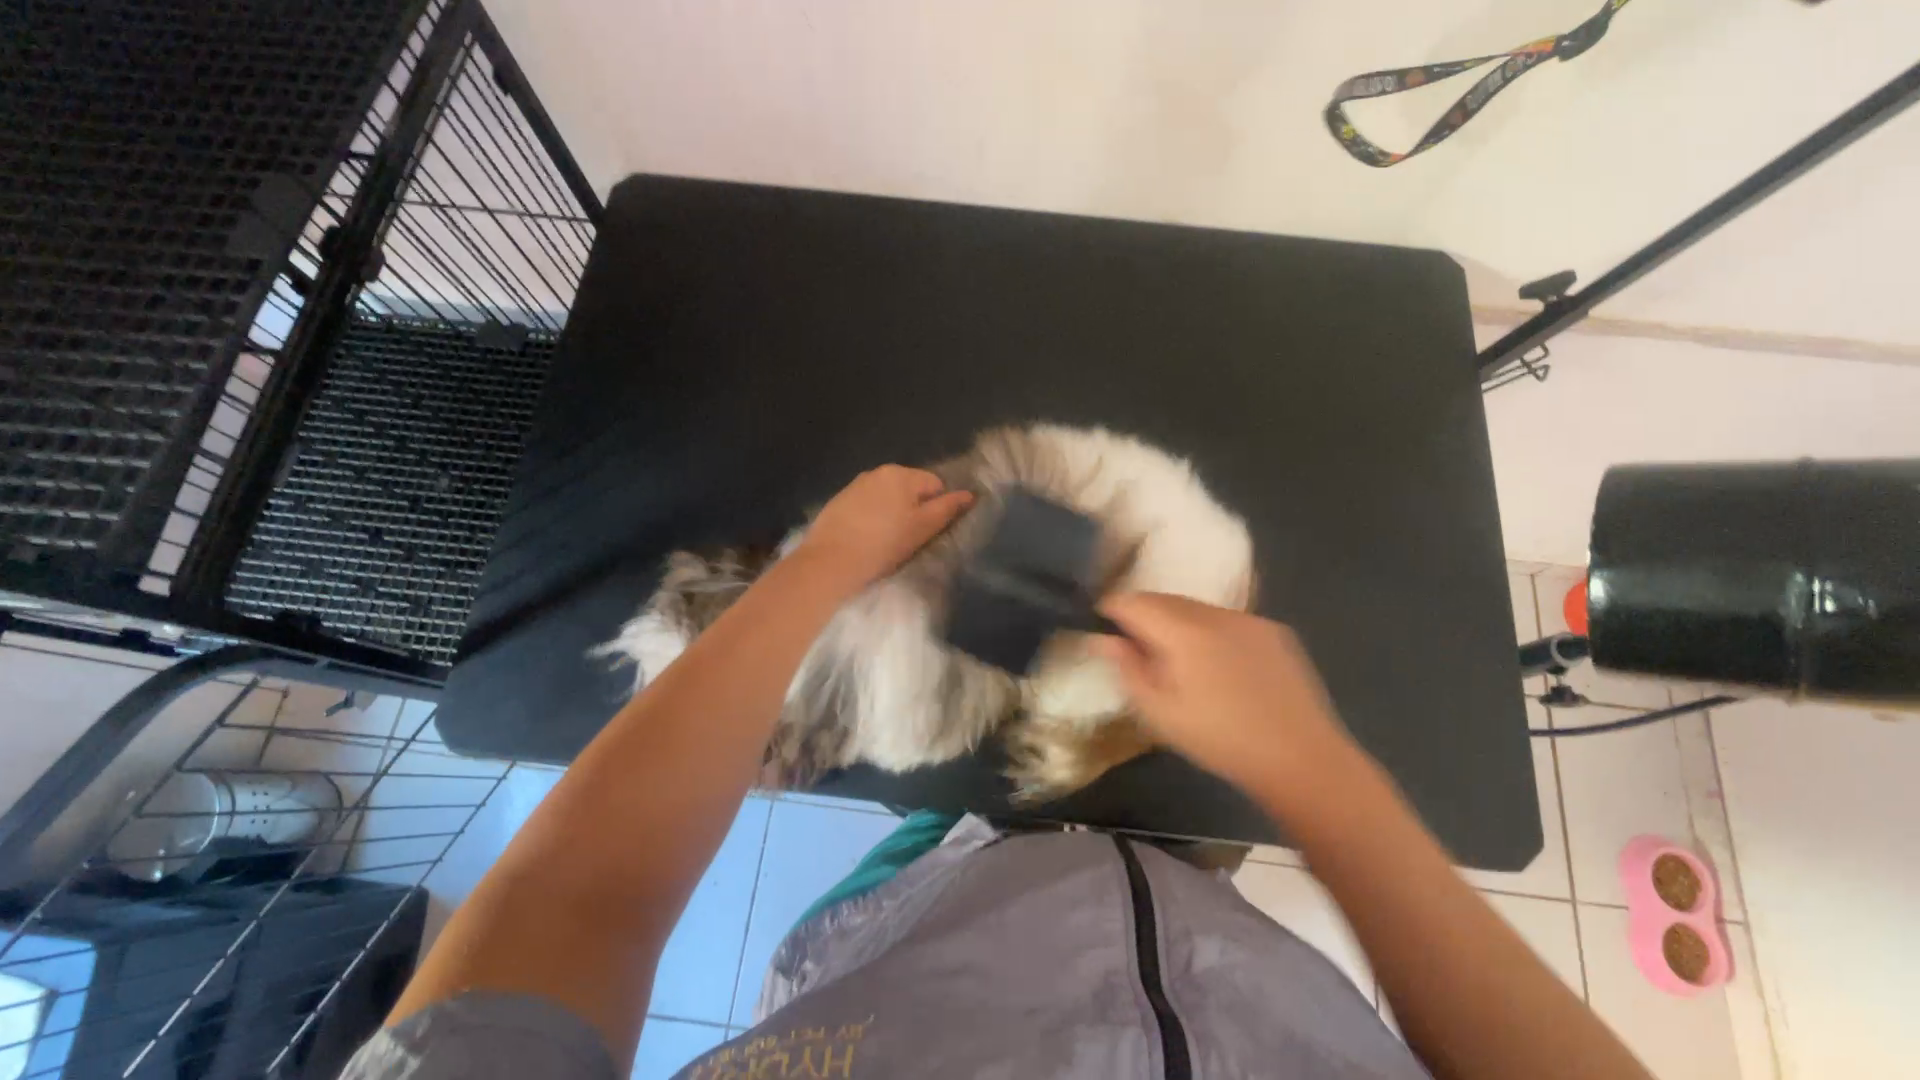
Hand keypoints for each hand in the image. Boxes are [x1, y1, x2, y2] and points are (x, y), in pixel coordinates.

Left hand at [795, 465, 973, 589]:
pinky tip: (866, 538)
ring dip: (892, 513)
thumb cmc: (884, 544)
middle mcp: (877, 472)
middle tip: (909, 538)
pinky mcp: (838, 502)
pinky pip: (866, 506)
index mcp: (901, 473)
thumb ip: (947, 509)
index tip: (928, 532)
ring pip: (886, 497)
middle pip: (909, 488)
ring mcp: (855, 486)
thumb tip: (970, 494)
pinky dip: (871, 518)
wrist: (830, 561)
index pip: (935, 484)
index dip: (937, 508)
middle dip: (914, 508)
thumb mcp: (922, 528)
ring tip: (886, 540)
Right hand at [1095, 593, 1363, 800]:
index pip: (1133, 601)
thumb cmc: (1219, 740)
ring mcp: (1249, 619)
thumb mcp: (1160, 713)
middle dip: (1144, 616)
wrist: (1301, 757)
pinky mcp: (1275, 631)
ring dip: (1178, 623)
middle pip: (1165, 599)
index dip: (1112, 610)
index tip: (1102, 629)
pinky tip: (1220, 668)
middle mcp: (1216, 614)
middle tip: (1137, 650)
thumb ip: (1127, 669)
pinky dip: (1211, 633)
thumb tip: (1102, 638)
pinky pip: (1228, 621)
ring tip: (1180, 662)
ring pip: (1198, 609)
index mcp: (1183, 632)